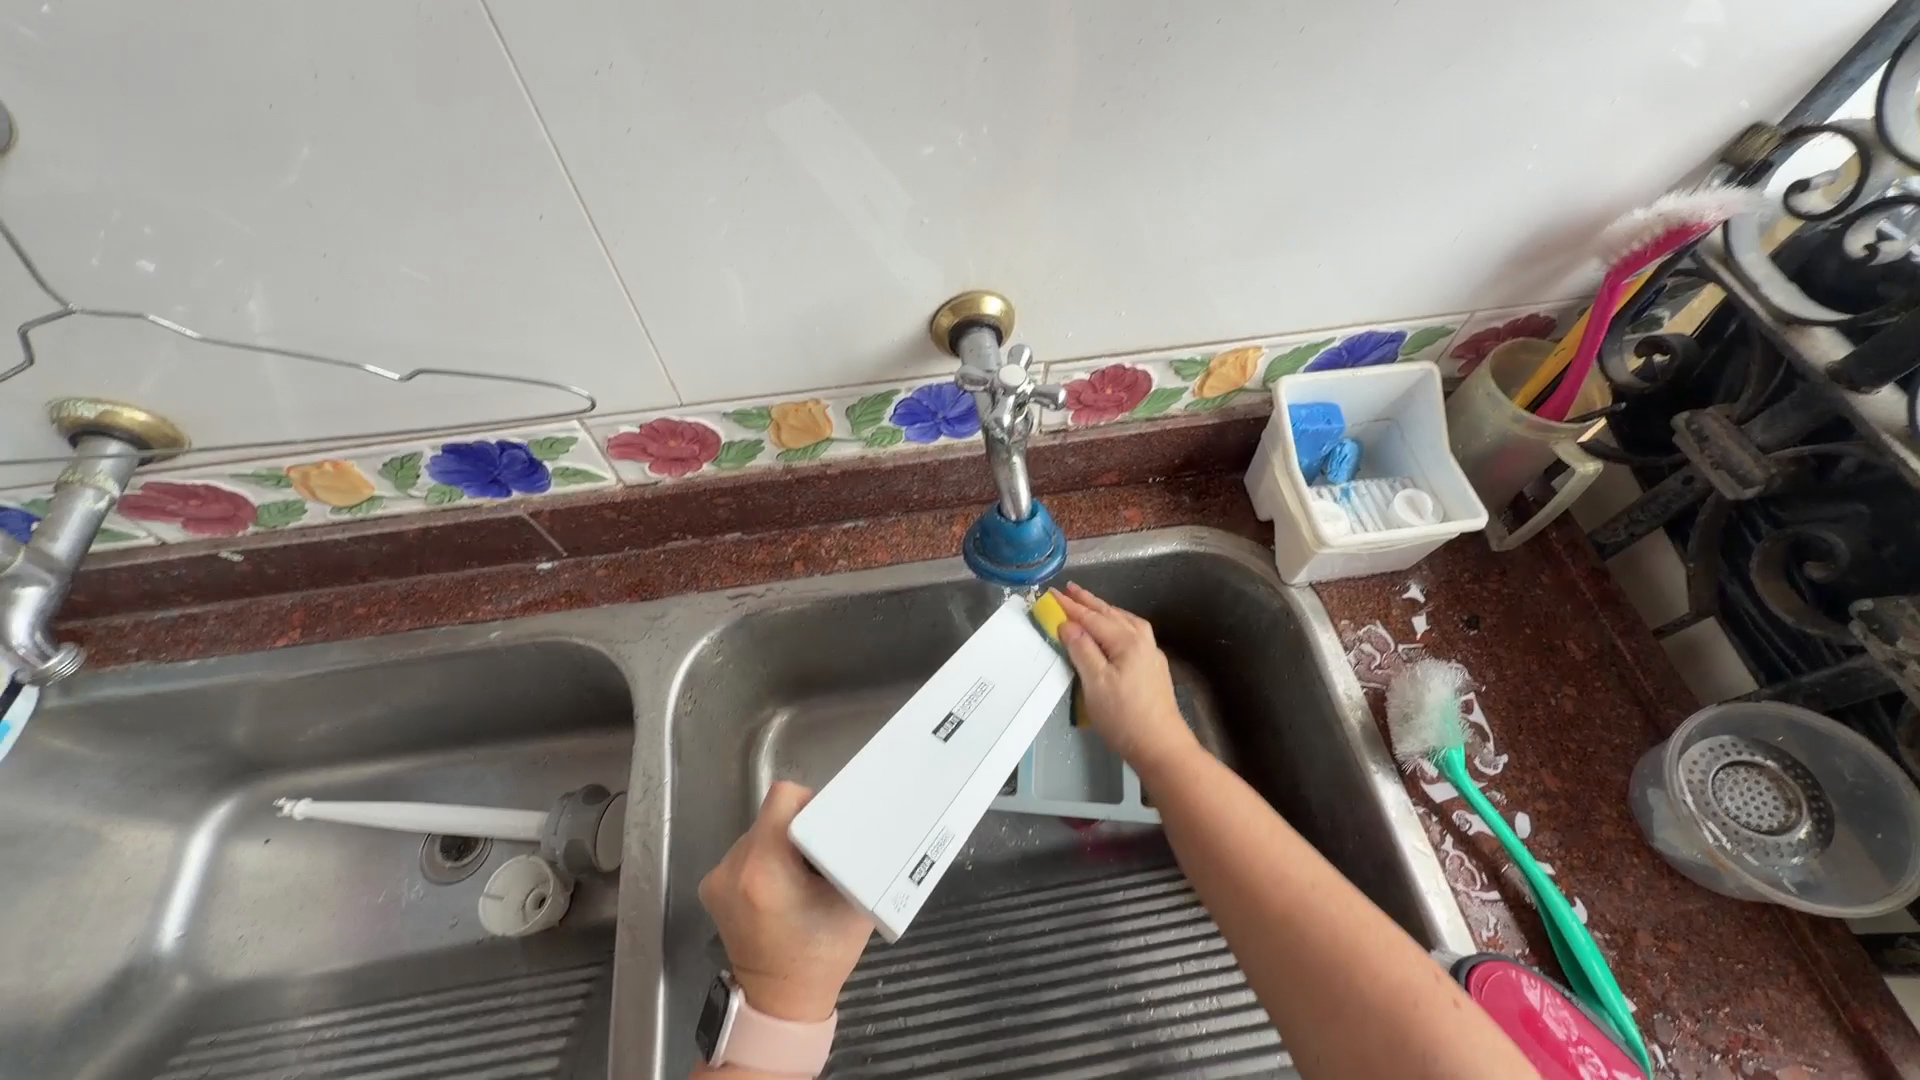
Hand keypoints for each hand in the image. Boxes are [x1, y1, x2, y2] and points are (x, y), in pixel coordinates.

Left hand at [698, 781, 873, 1022]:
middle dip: (799, 827)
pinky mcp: (711, 889)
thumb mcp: (852, 903)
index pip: (783, 797)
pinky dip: (766, 860)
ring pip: (758, 833)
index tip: (828, 824)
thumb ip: (854, 859)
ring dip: (781, 844)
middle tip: (823, 852)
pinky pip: (745, 854)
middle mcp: (732, 867)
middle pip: (770, 816)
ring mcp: (716, 879)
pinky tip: (783, 885)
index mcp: (764, 866)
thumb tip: (861, 828)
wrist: (779, 1006)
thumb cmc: (821, 956)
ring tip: (803, 873)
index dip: (810, 803)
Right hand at [1052, 583, 1200, 775]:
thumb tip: (1068, 625)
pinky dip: (1117, 623)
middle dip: (1088, 601)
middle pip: (1111, 614)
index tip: (1052, 593)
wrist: (1161, 746)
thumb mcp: (1095, 683)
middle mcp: (1142, 641)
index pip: (1092, 618)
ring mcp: (1151, 654)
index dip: (1070, 606)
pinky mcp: (1153, 667)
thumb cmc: (1124, 717)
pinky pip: (1132, 632)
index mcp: (1126, 641)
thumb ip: (1082, 650)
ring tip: (1090, 604)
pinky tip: (1113, 630)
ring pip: (1125, 621)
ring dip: (1105, 610)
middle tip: (1070, 589)